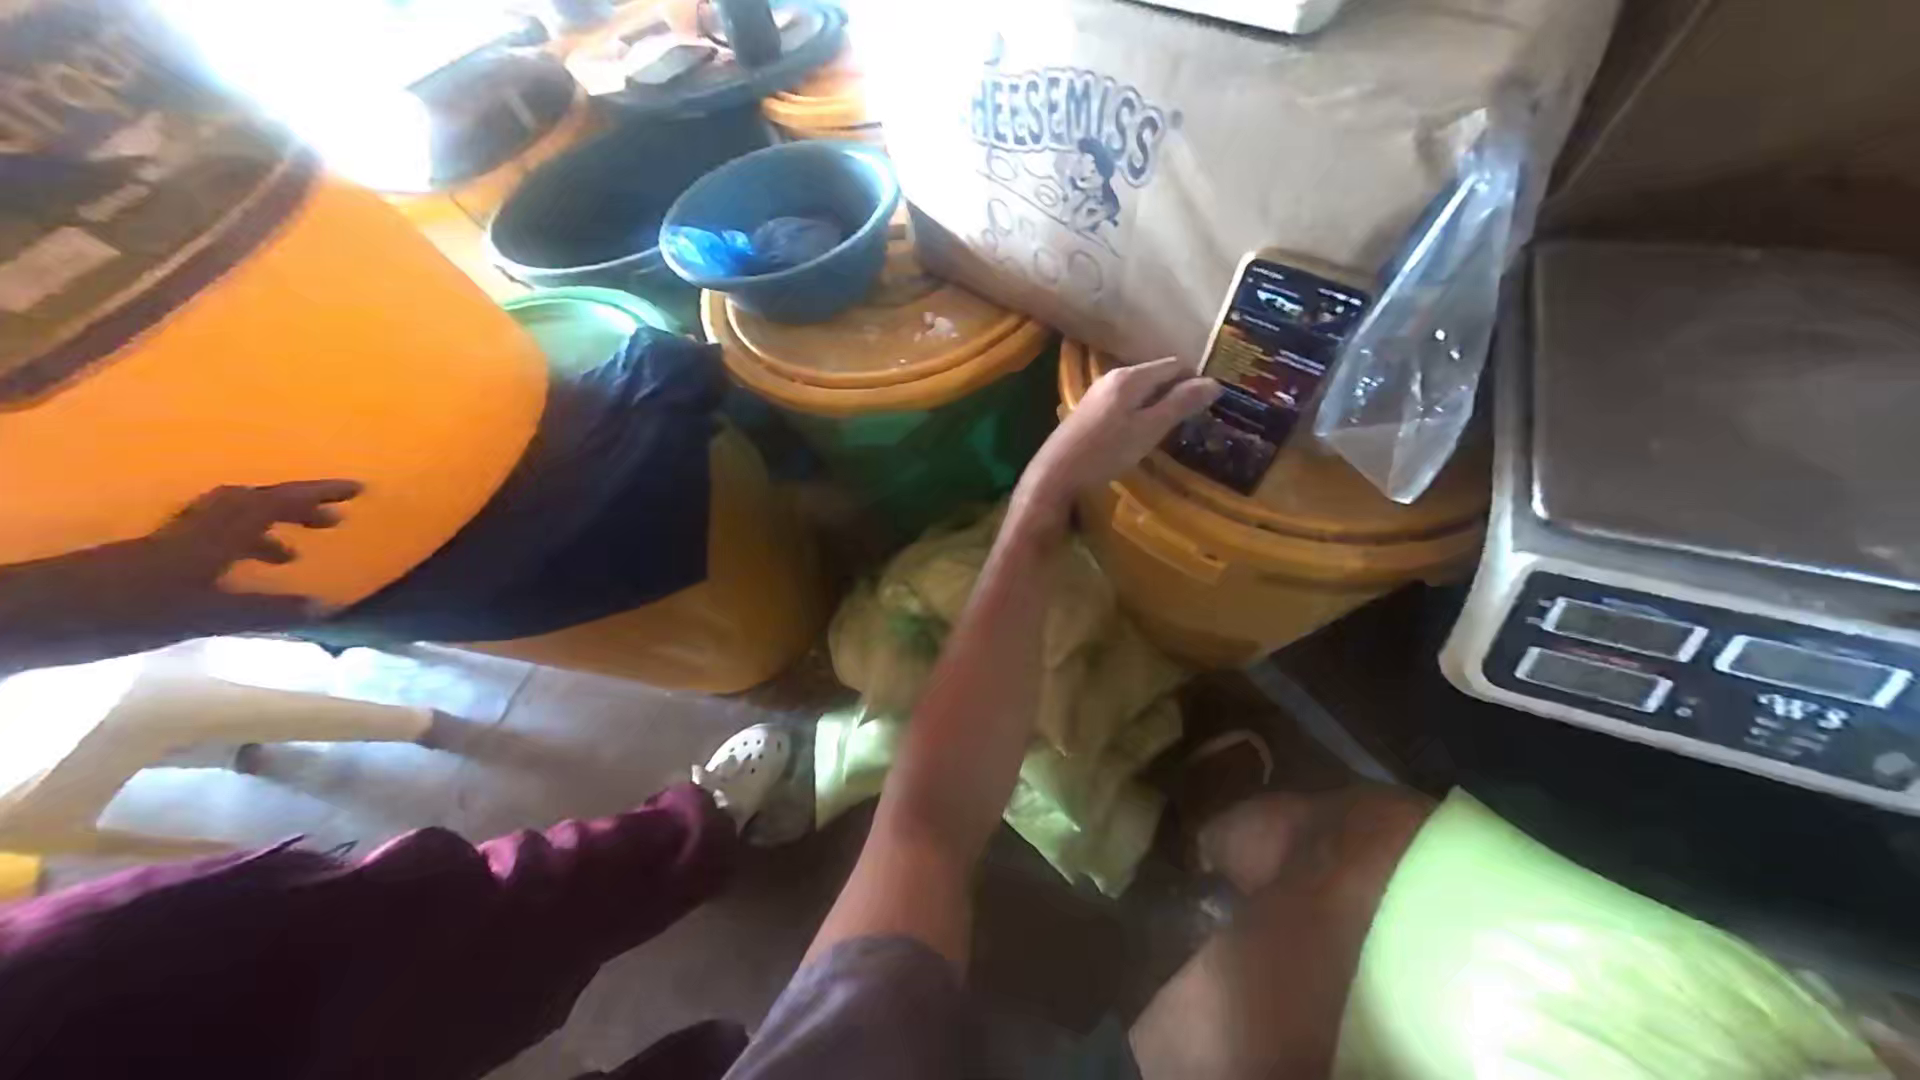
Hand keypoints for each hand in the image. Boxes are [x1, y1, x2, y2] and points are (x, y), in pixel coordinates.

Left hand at [0, 479, 362, 671]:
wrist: (22, 618)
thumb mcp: (200, 616)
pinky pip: (206, 543)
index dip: (316, 493)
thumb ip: (264, 610)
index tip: (357, 488)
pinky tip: (239, 574)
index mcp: (211, 538)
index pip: (272, 503)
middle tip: (332, 520)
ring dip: (265, 530)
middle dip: (294, 506)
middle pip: (248, 504)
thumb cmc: (118, 613)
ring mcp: (164, 546)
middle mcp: (191, 532)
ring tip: (291, 555)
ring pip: (225, 522)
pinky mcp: (145, 563)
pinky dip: (235, 549)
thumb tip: (327, 605)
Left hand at [1013, 357, 1219, 533]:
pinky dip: (1140, 411)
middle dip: (1177, 390)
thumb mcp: (1149, 429)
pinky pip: (1125, 402)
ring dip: (1158, 402)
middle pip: (1156, 374)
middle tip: (1196, 416)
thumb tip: (1214, 383)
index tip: (1211, 402)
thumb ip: (1180, 404)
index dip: (1195, 379)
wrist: (1057, 474)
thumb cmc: (1106, 452)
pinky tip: (1143, 432)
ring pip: (1140, 389)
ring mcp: (1098, 393)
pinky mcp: (1089, 410)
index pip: (1174, 364)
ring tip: (1173, 426)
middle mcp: (1113, 376)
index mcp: (1130, 376)